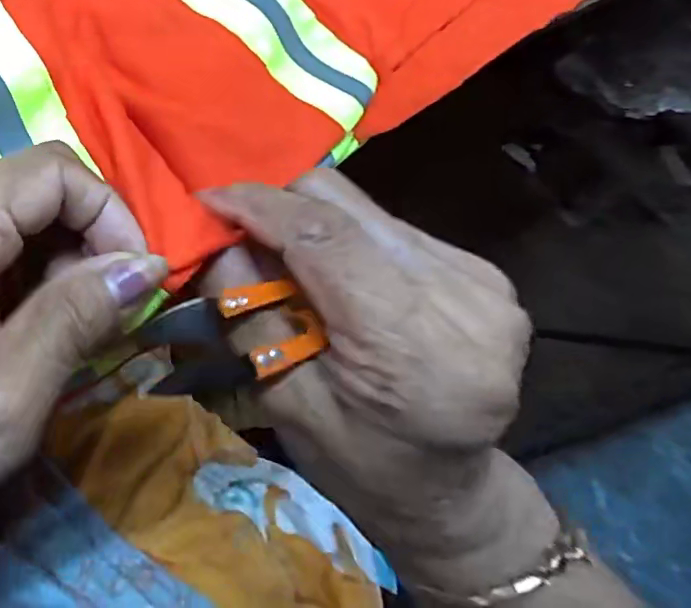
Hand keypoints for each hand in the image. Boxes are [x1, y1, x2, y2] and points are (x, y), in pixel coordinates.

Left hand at [0, 143, 167, 607]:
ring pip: (31, 212)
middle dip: (93, 236)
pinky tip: (47, 327)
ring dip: (72, 259)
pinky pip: (9, 241)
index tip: (138, 279)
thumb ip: (81, 314)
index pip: (56, 171)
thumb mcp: (10, 391)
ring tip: (83, 327)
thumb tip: (148, 265)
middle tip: (113, 309)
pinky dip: (44, 273)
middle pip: (44, 184)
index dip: (110, 213)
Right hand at [200, 171, 550, 587]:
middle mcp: (461, 300)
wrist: (447, 493)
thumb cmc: (355, 461)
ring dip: (310, 220)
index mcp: (414, 348)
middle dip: (277, 207)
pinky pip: (385, 222)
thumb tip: (217, 234)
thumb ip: (246, 309)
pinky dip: (345, 236)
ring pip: (360, 205)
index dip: (257, 206)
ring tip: (290, 261)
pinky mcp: (483, 269)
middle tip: (240, 234)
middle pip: (341, 203)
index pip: (322, 237)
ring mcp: (481, 280)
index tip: (207, 199)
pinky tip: (340, 276)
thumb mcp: (281, 397)